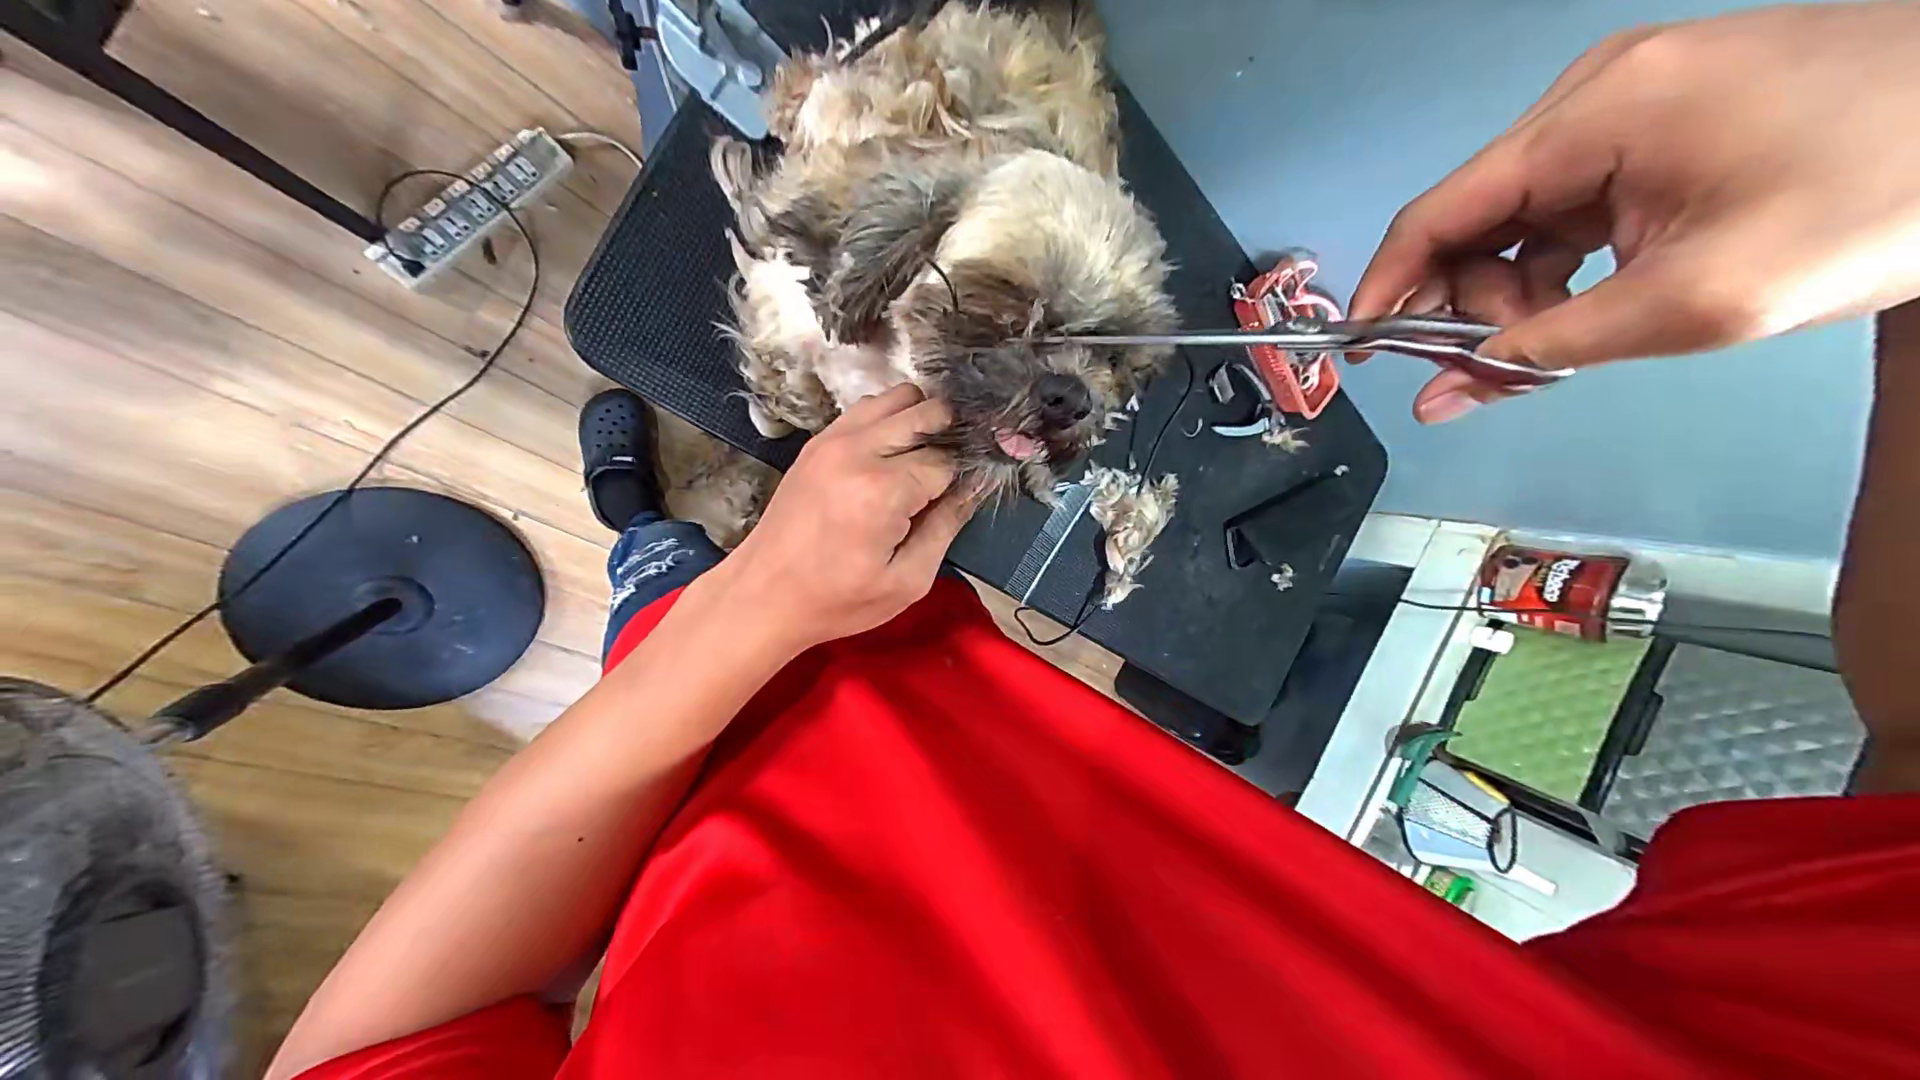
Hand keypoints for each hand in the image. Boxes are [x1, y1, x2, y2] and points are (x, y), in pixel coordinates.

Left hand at [697, 383, 974, 652]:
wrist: (763, 595)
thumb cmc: (837, 600)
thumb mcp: (907, 580)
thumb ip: (946, 527)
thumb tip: (975, 487)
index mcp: (882, 490)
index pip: (947, 460)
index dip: (964, 476)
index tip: (968, 492)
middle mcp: (857, 450)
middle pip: (927, 411)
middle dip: (950, 435)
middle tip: (953, 470)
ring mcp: (833, 438)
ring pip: (898, 397)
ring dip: (920, 419)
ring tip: (924, 458)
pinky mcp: (818, 440)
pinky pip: (867, 407)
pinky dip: (890, 419)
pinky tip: (893, 453)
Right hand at [1351, 1, 1919, 422]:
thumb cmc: (1890, 200)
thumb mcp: (1691, 303)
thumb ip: (1542, 353)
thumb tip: (1433, 400)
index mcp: (1594, 116)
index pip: (1437, 214)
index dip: (1384, 289)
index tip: (1364, 352)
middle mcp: (1589, 100)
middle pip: (1468, 223)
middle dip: (1463, 304)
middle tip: (1488, 364)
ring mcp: (1623, 110)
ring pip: (1507, 226)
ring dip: (1509, 296)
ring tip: (1552, 340)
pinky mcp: (1650, 132)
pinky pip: (1555, 216)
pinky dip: (1548, 274)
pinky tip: (1577, 307)